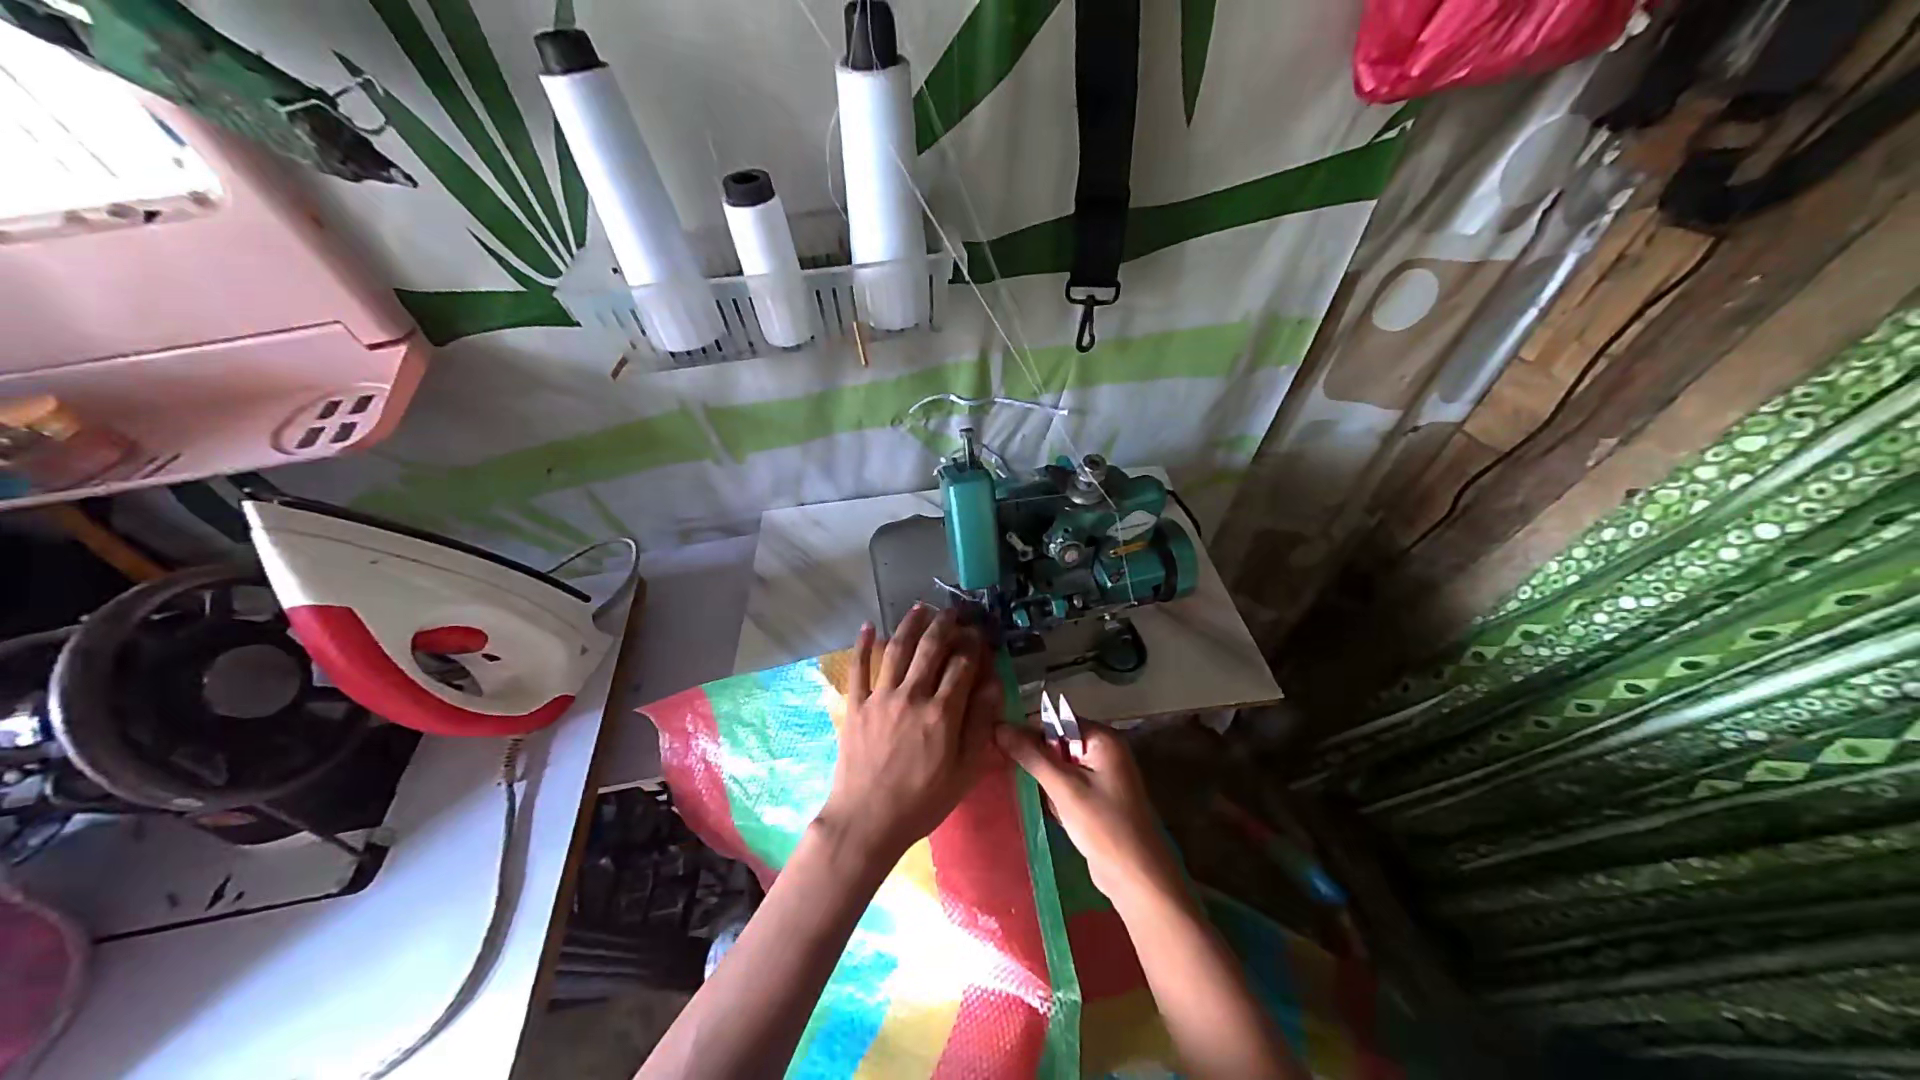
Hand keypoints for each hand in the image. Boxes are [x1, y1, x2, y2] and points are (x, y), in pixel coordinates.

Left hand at [815, 605, 999, 862]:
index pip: (963, 666)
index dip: (974, 646)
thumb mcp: (964, 771)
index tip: (980, 636)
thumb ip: (980, 725)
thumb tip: (994, 685)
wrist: (867, 821)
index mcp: (942, 713)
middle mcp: (912, 696)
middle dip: (946, 625)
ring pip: (897, 649)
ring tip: (921, 607)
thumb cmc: (922, 801)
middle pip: (931, 648)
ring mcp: (880, 698)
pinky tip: (868, 626)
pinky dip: (863, 644)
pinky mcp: (856, 705)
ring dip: (910, 624)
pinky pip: (859, 667)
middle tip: (954, 612)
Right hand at [996, 721, 1184, 909]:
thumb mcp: (1063, 787)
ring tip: (1043, 799)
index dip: (1028, 731)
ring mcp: (1104, 775)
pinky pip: (1069, 785)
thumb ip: (1030, 755)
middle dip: (1039, 760)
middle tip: (1017, 774)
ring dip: (1047, 782)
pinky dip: (1058, 796)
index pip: (1056, 720)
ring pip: (1060, 766)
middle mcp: (1105, 750)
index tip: (1001, 745)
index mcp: (1103, 738)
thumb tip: (998, 726)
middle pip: (1058, 743)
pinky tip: (1056, 813)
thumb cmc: (1103, 826)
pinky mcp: (1099, 798)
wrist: (1137, 877)